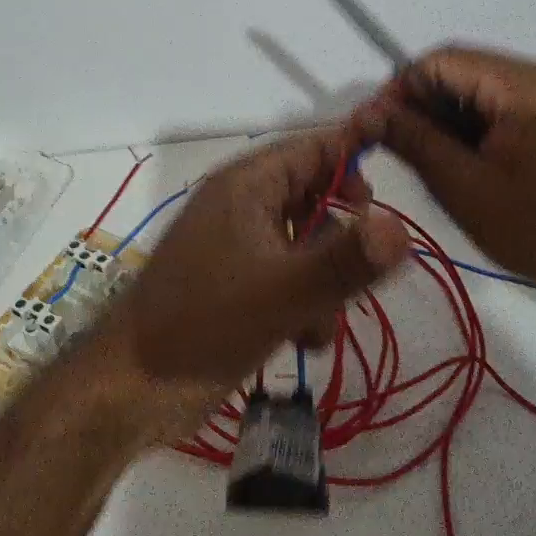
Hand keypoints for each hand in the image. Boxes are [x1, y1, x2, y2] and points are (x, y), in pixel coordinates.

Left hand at [97, 128, 409, 423]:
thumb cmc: (205, 324)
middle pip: (313, 196)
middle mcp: (241, 206)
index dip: (353, 157)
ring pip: (305, 243)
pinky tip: (305, 338)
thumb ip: (347, 260)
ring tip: (323, 317)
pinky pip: (286, 276)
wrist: (132, 387)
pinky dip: (304, 302)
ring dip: (326, 278)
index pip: (311, 148)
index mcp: (246, 186)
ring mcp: (236, 247)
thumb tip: (403, 227)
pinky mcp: (235, 285)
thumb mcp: (285, 292)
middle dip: (342, 234)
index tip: (392, 190)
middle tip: (364, 262)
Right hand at [355, 44, 535, 335]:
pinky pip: (502, 109)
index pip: (444, 60)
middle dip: (422, 107)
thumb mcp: (469, 190)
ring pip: (479, 92)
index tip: (372, 128)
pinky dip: (473, 131)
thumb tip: (368, 112)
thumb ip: (415, 143)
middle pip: (462, 72)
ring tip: (427, 165)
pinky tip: (462, 167)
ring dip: (446, 121)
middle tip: (393, 151)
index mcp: (526, 85)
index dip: (400, 88)